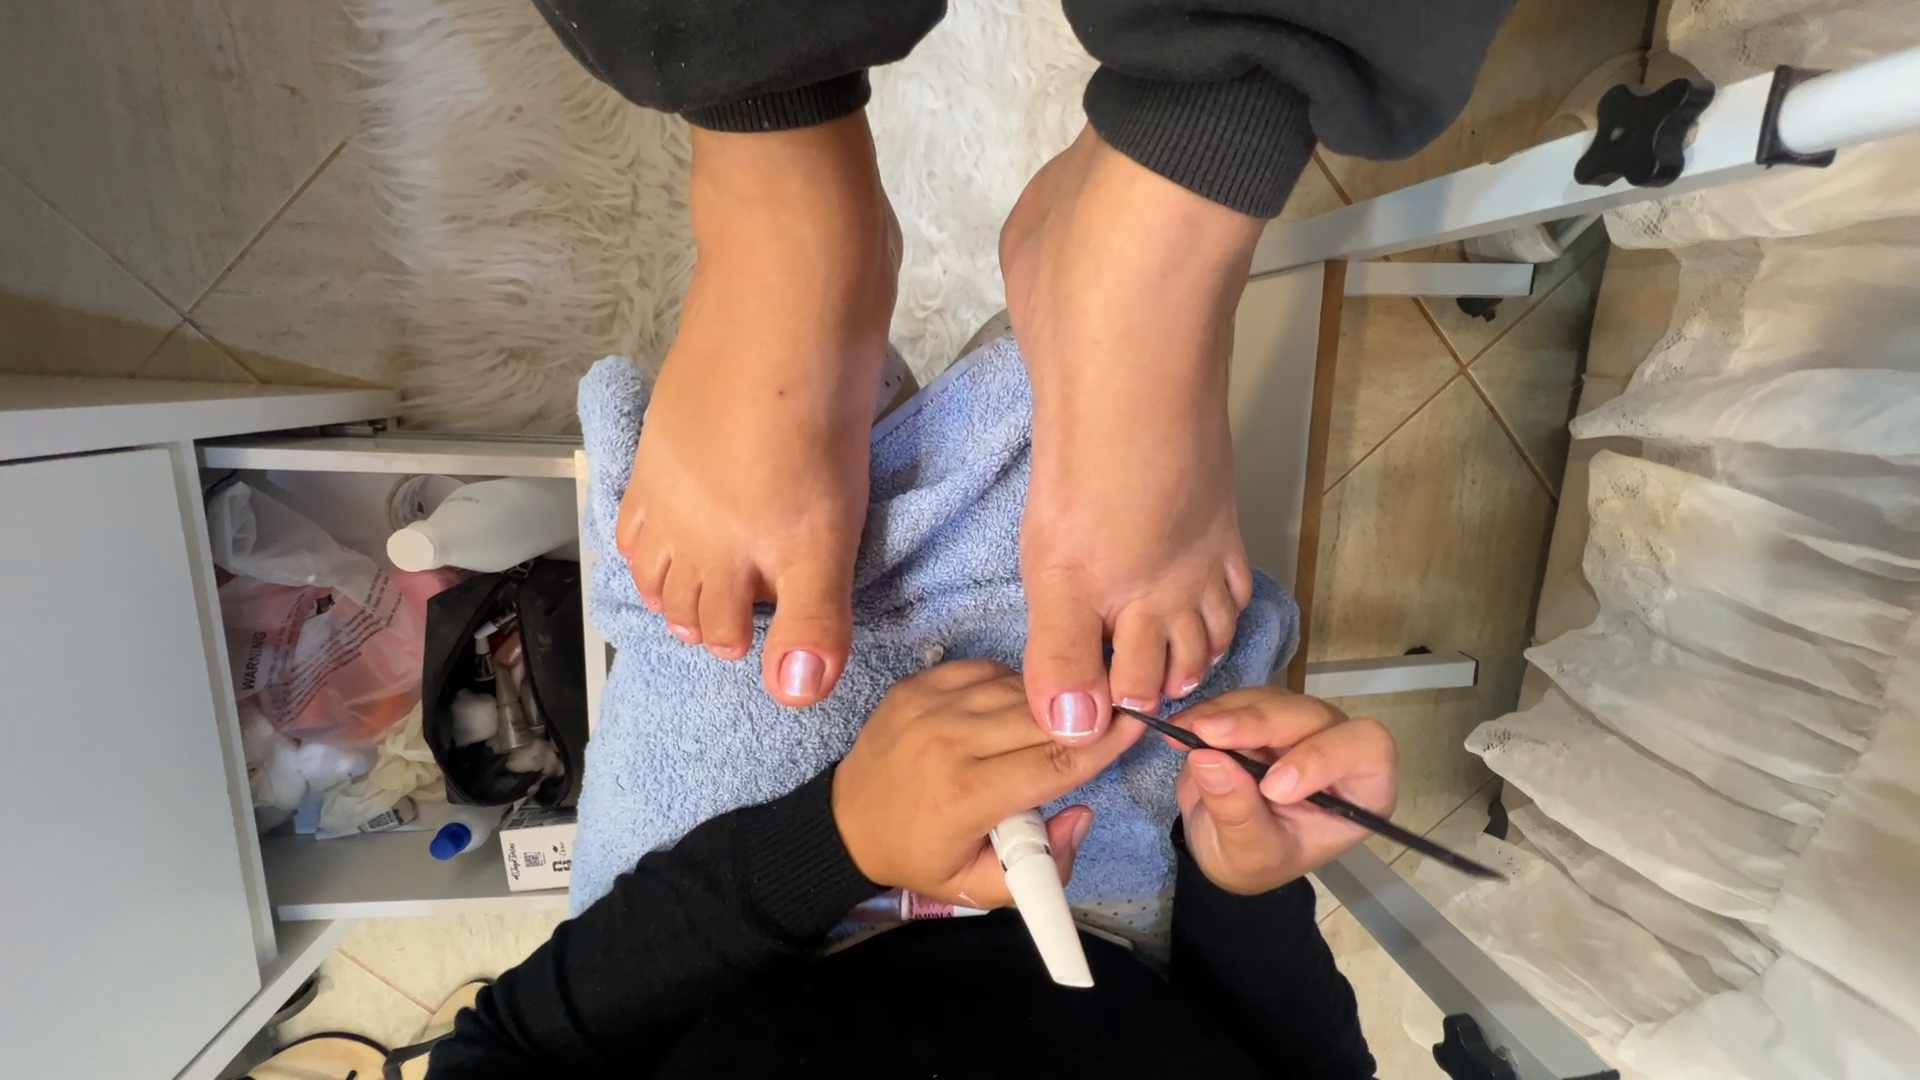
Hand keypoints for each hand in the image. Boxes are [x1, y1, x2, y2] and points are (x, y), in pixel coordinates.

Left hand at [831, 659, 1141, 906]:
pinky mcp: (920, 681)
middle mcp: (949, 739)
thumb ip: (1041, 866)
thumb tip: (1082, 811)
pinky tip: (1014, 705)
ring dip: (1046, 703)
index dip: (1103, 743)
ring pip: (1017, 690)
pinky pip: (987, 669)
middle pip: (1040, 718)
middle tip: (1116, 710)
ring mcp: (930, 702)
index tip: (1139, 723)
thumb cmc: (917, 854)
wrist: (845, 820)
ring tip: (1061, 717)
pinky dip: (1010, 684)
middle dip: (1085, 715)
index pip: (1054, 762)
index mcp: (965, 794)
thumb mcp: (976, 887)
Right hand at [1168, 688, 1396, 894]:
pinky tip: (1181, 727)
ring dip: (1226, 713)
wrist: (1219, 844)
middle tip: (1208, 736)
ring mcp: (1294, 728)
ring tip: (1186, 733)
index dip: (1322, 756)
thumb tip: (1208, 758)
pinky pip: (1237, 699)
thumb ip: (1236, 812)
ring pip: (1271, 699)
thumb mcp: (1248, 852)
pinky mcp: (1258, 715)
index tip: (1272, 787)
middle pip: (1310, 715)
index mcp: (1357, 791)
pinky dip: (1207, 710)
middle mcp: (1333, 749)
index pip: (1367, 751)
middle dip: (1258, 724)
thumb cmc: (1252, 861)